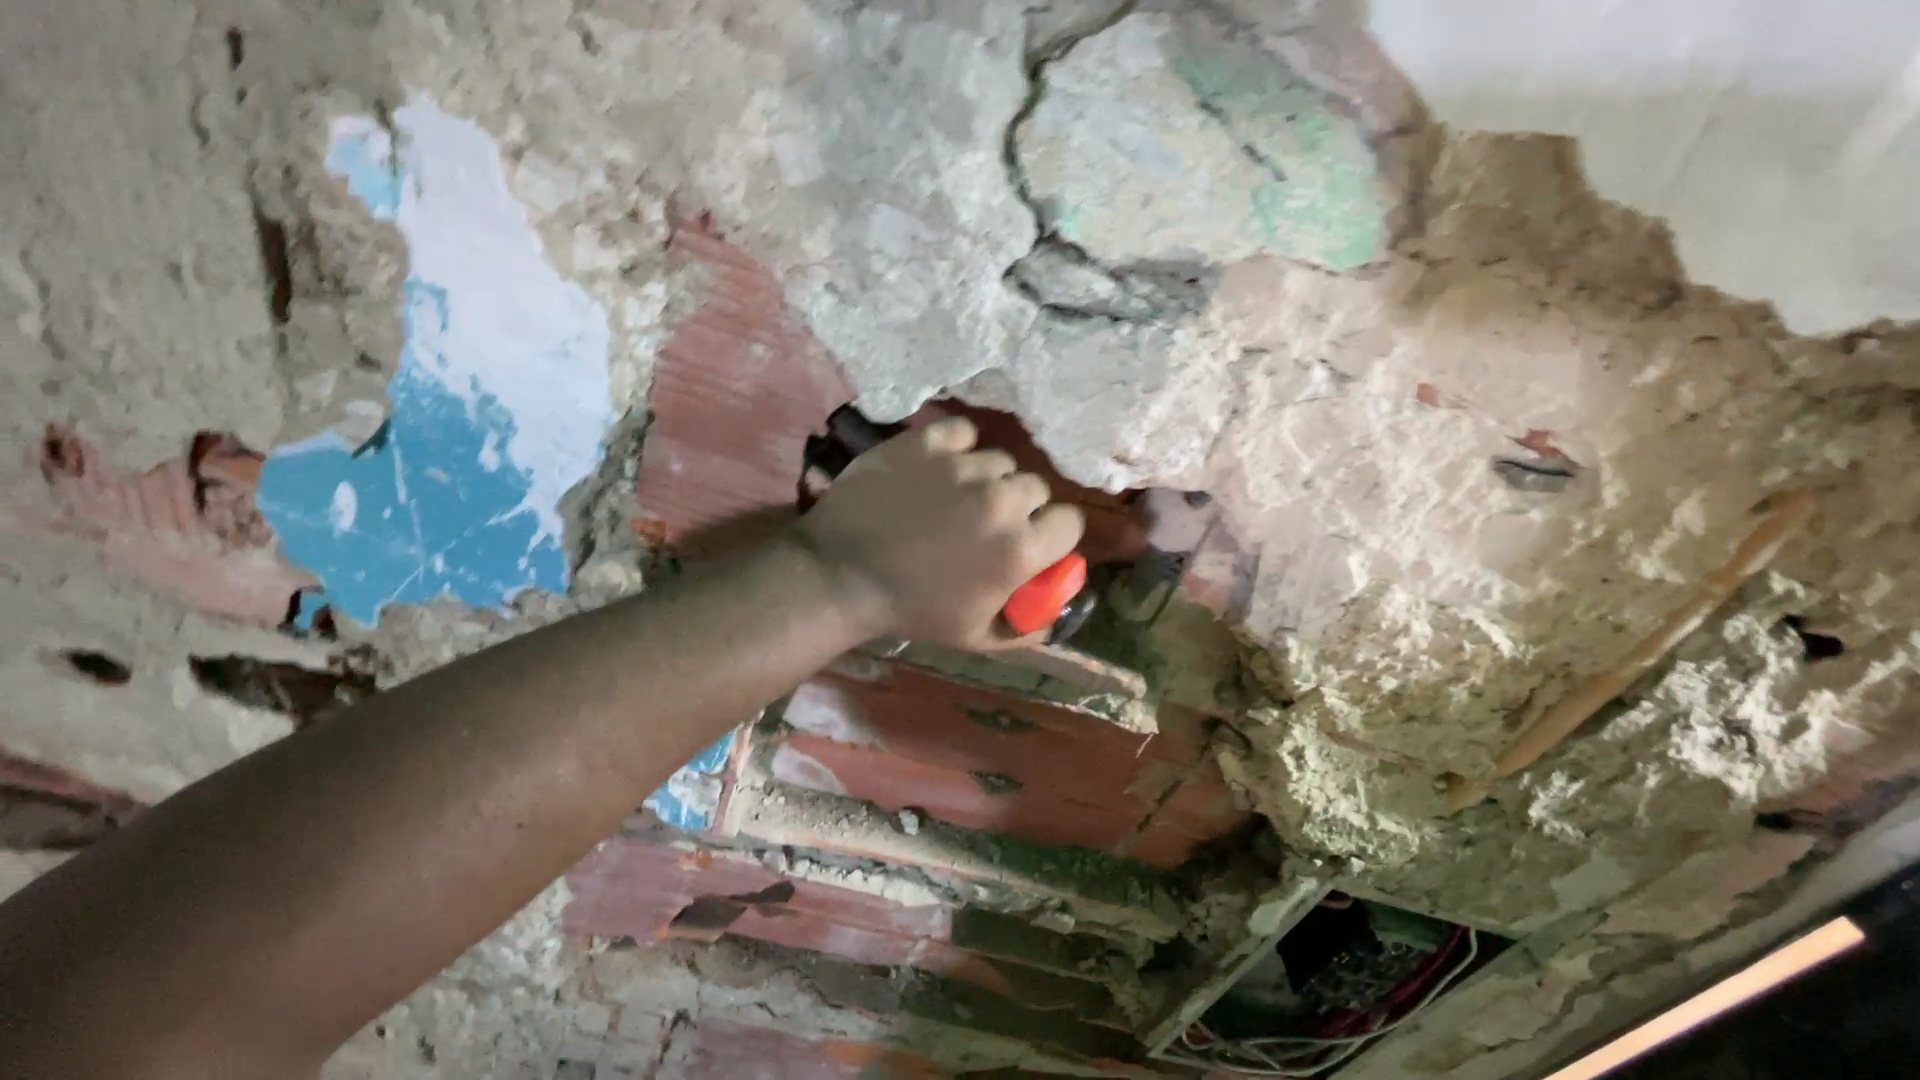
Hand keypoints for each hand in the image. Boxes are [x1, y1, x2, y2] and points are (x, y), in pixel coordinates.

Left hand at [790, 416, 1083, 649]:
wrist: (840, 576)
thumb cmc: (911, 610)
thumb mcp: (974, 637)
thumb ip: (1025, 631)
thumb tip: (1054, 618)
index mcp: (1018, 549)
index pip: (1070, 522)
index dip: (1053, 532)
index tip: (1032, 539)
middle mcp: (1000, 501)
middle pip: (1036, 488)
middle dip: (1020, 505)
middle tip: (987, 521)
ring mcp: (962, 467)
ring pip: (999, 460)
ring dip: (987, 477)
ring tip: (957, 495)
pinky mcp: (927, 443)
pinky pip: (963, 433)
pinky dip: (957, 447)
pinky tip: (941, 466)